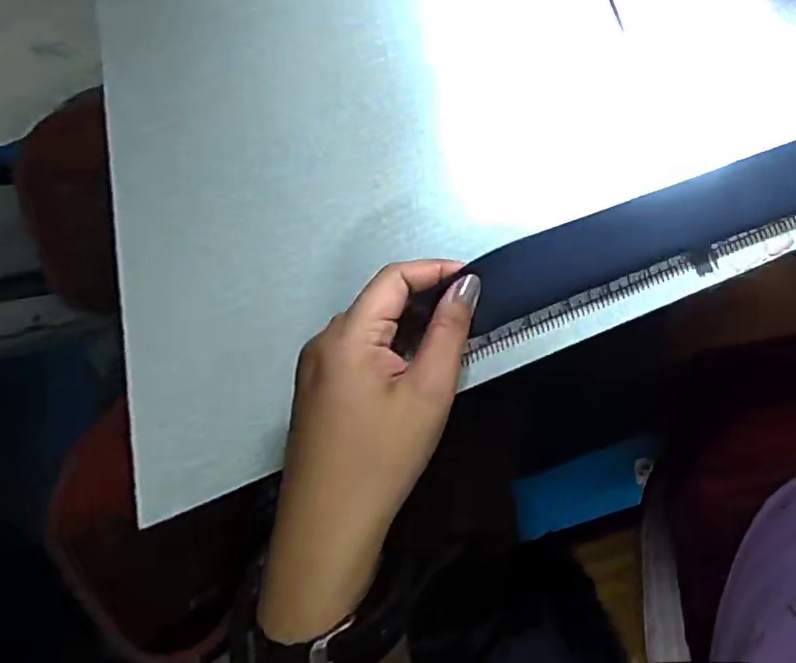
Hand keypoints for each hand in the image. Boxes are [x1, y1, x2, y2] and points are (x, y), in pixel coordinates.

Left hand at [258, 261, 478, 642]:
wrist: (330, 527)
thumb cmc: (384, 454)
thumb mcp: (430, 387)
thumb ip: (450, 328)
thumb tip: (468, 283)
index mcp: (345, 337)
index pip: (393, 278)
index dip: (437, 269)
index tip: (477, 280)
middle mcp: (324, 343)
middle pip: (381, 296)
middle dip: (429, 292)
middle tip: (473, 308)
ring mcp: (318, 367)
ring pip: (374, 321)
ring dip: (415, 318)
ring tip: (455, 332)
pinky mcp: (321, 387)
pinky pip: (363, 344)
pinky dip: (398, 339)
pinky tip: (423, 360)